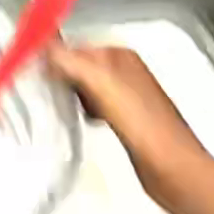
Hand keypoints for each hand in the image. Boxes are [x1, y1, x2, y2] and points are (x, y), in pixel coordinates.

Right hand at [49, 44, 201, 170]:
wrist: (176, 170)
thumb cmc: (146, 126)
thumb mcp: (100, 84)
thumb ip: (69, 60)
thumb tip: (42, 43)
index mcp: (119, 54)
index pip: (76, 43)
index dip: (56, 53)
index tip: (37, 62)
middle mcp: (124, 69)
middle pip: (80, 62)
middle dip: (63, 72)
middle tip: (49, 85)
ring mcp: (128, 95)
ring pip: (87, 83)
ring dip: (73, 91)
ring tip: (65, 102)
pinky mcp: (128, 119)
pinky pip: (95, 103)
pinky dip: (85, 108)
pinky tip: (84, 119)